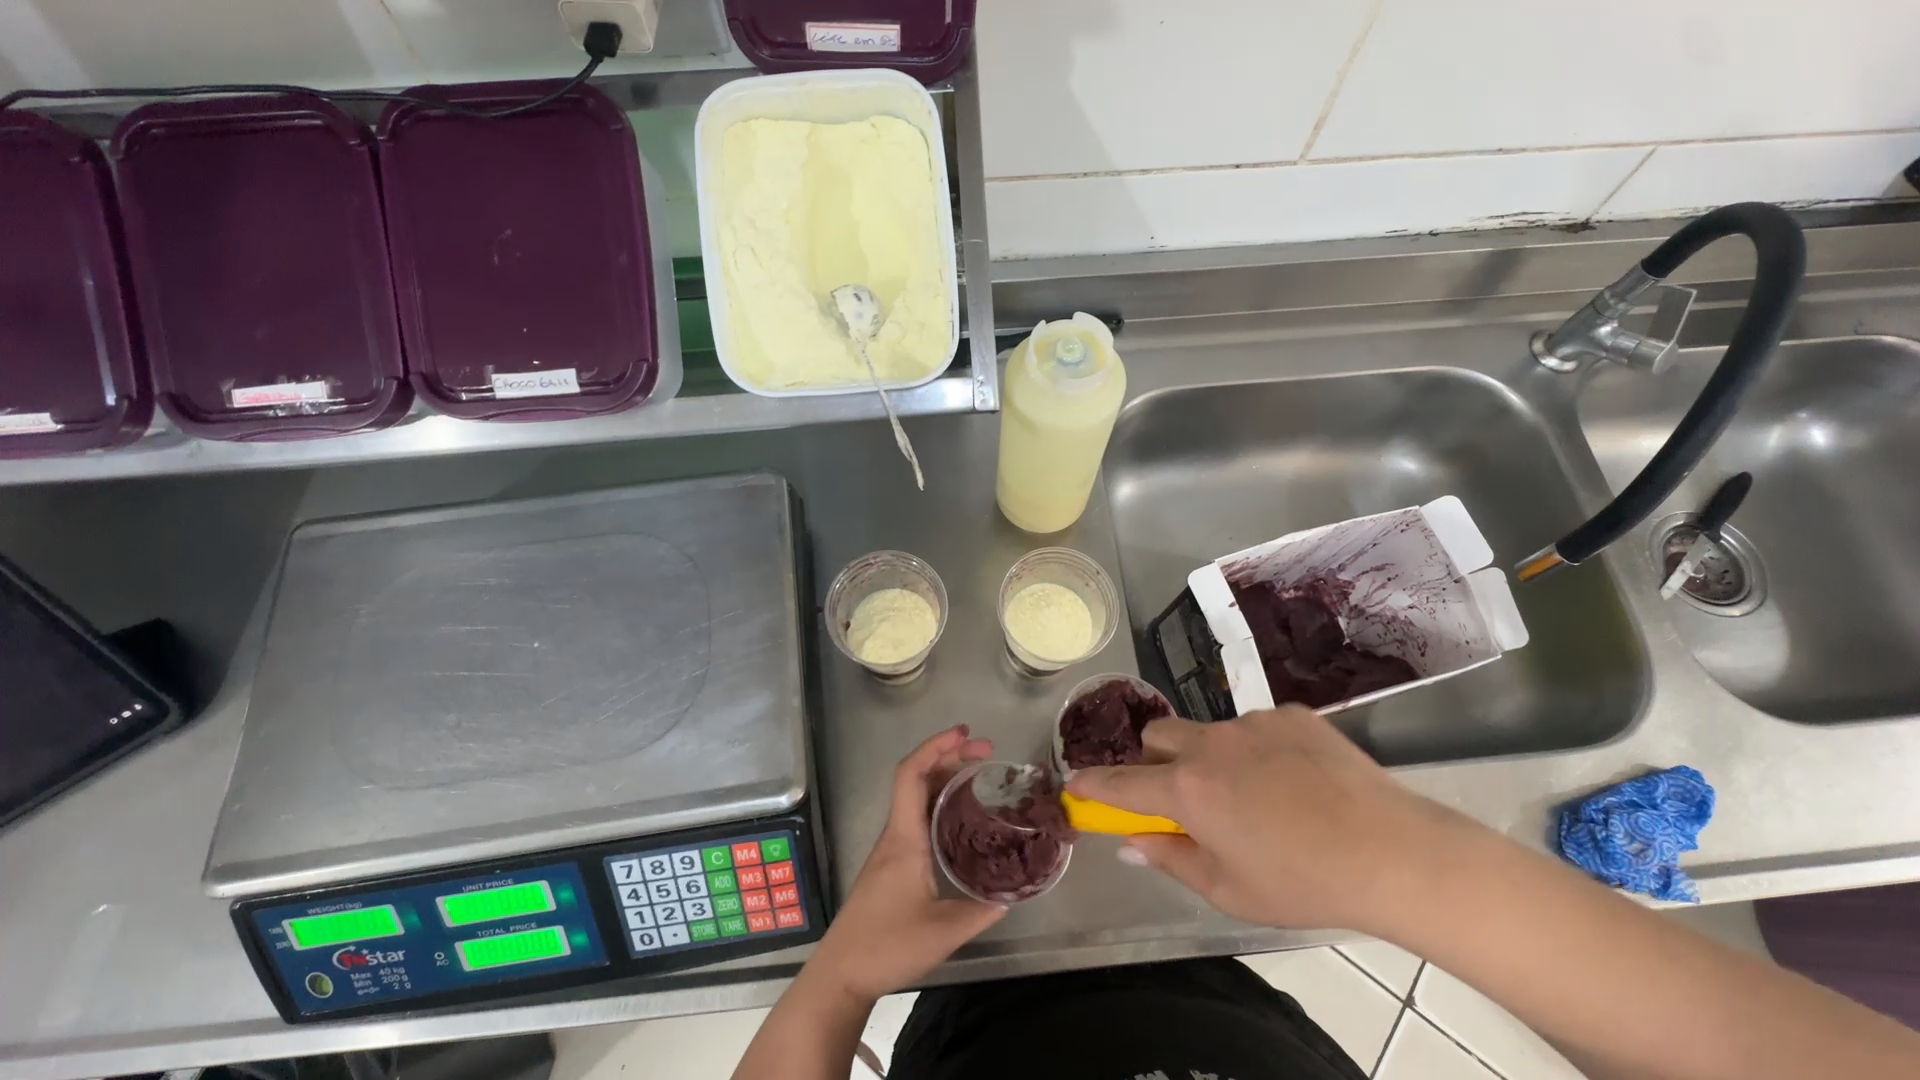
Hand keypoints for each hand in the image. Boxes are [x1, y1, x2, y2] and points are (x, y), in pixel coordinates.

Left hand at [805, 725, 1006, 1002]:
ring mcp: (891, 850)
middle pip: (917, 778)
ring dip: (945, 779)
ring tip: (982, 777)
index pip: (912, 774)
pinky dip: (941, 804)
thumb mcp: (944, 930)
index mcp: (904, 838)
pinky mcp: (892, 866)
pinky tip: (964, 819)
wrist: (842, 974)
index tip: (967, 735)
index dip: (937, 746)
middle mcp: (895, 835)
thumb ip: (982, 910)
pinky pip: (918, 819)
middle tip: (988, 754)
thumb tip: (1012, 892)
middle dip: (950, 756)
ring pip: (917, 798)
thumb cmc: (887, 946)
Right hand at [1067, 706, 1470, 933]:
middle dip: (1155, 761)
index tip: (1075, 785)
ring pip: (1210, 731)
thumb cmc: (1303, 883)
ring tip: (1257, 796)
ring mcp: (1253, 723)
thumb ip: (1171, 858)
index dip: (1093, 785)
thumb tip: (1131, 842)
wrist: (1393, 852)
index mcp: (1187, 789)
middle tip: (1182, 796)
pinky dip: (1259, 750)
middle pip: (1158, 736)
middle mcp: (1210, 744)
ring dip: (1212, 757)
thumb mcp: (1228, 890)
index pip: (1121, 783)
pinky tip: (1295, 781)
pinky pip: (1257, 726)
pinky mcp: (1294, 715)